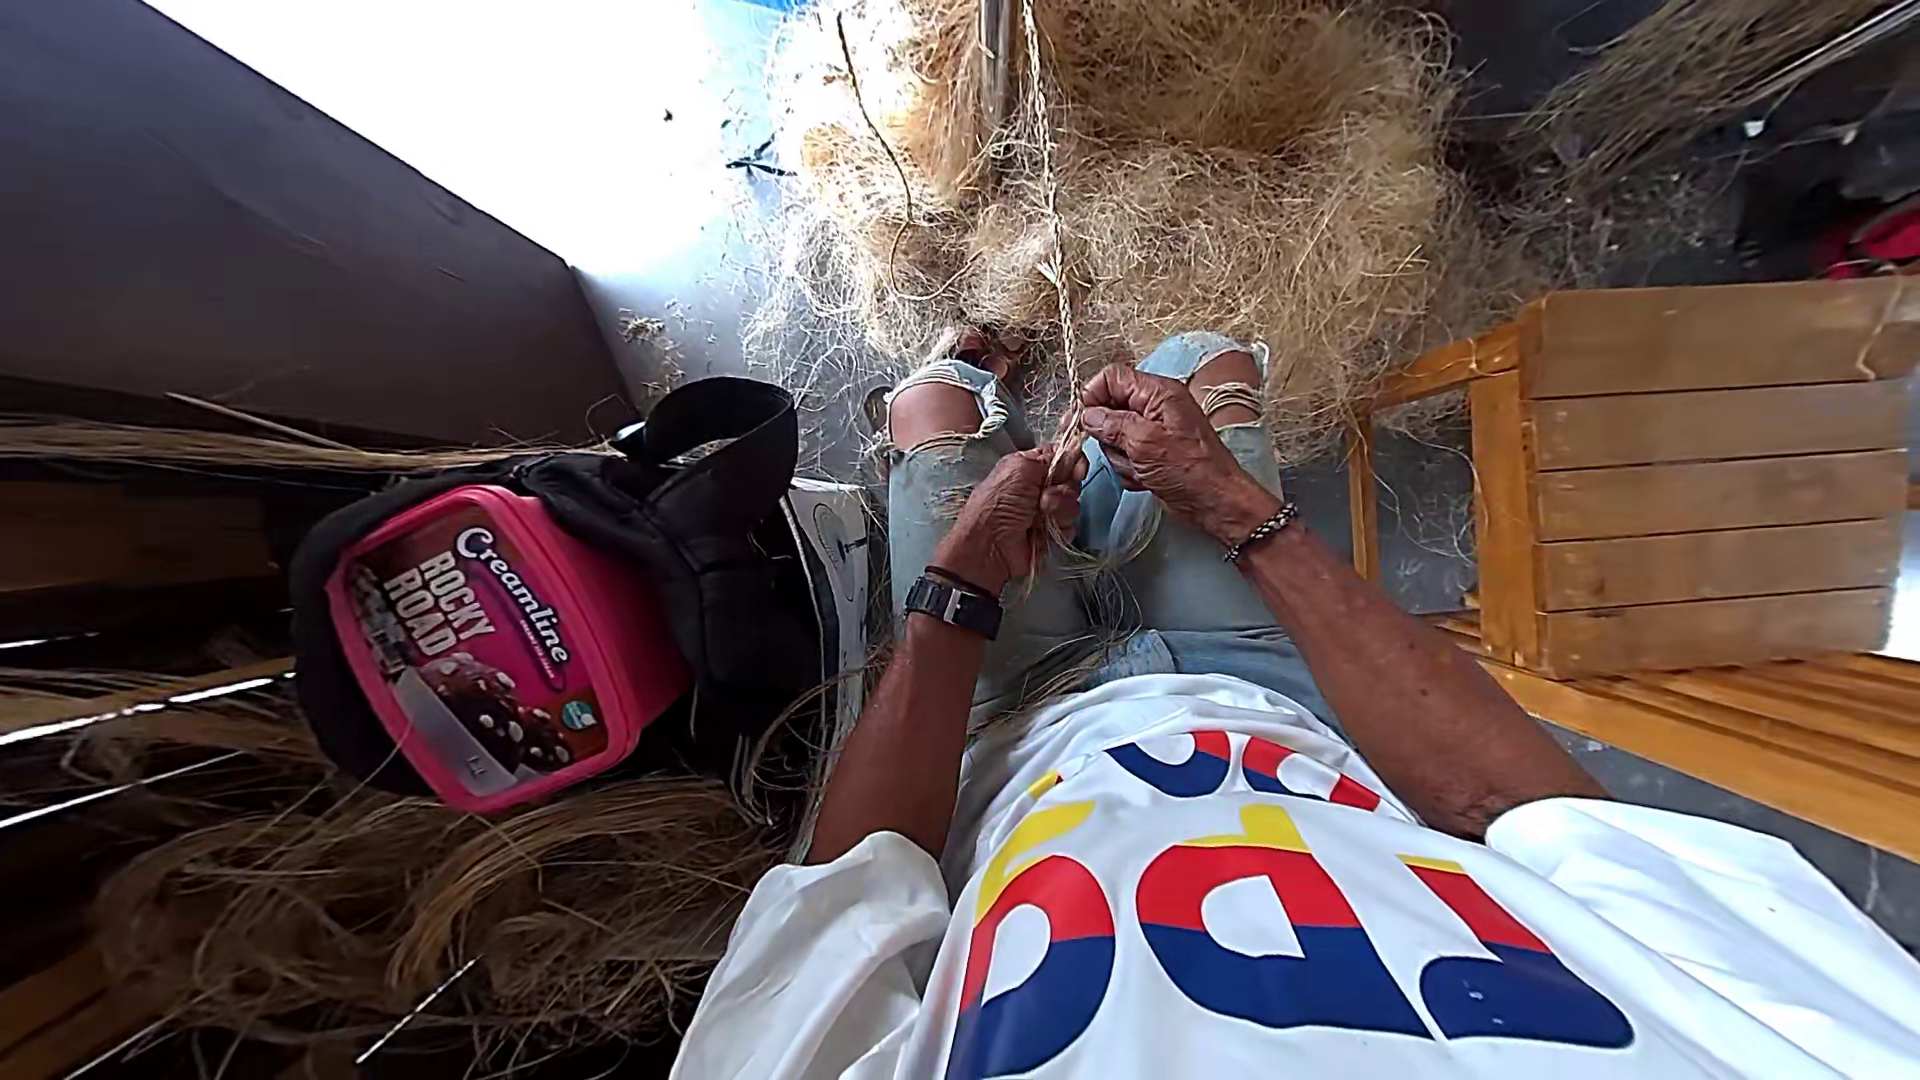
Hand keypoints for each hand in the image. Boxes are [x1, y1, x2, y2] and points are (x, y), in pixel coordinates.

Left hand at [930, 444, 1086, 594]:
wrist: (990, 547)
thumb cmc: (998, 505)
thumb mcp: (1021, 468)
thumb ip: (1049, 456)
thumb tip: (1072, 452)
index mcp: (1026, 467)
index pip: (1059, 457)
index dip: (1072, 460)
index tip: (1077, 468)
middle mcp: (1036, 488)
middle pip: (1070, 481)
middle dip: (1064, 488)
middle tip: (1045, 497)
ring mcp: (1044, 512)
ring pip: (1072, 504)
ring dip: (1060, 509)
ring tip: (1040, 515)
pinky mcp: (1050, 534)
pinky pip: (1070, 526)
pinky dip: (1059, 528)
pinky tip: (1042, 532)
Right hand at [1078, 363, 1278, 546]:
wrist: (1214, 503)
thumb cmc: (1190, 470)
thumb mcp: (1145, 441)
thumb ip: (1112, 423)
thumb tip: (1087, 415)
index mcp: (1157, 393)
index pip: (1111, 378)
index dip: (1093, 395)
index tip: (1083, 421)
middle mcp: (1153, 408)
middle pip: (1107, 410)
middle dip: (1108, 436)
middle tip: (1123, 451)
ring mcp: (1150, 432)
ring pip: (1111, 438)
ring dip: (1120, 458)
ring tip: (1141, 468)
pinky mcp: (1149, 454)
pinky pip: (1122, 458)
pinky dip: (1128, 470)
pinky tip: (1145, 478)